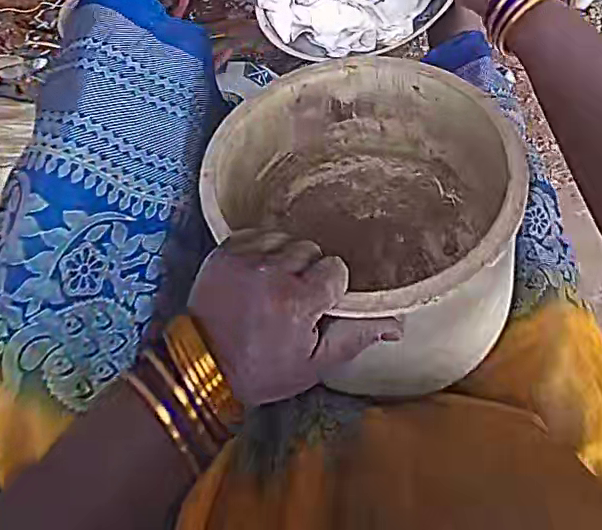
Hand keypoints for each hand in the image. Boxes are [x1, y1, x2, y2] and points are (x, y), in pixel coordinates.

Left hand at [187, 229, 400, 406]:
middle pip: (309, 249)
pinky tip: (258, 271)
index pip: (335, 268)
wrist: (206, 363)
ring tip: (275, 283)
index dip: (331, 286)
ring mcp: (244, 258)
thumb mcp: (314, 364)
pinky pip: (255, 233)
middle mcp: (271, 272)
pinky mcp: (224, 250)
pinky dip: (260, 248)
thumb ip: (356, 337)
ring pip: (284, 238)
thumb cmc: (262, 369)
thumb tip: (395, 324)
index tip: (320, 301)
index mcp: (298, 301)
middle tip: (296, 295)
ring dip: (284, 256)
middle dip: (308, 271)